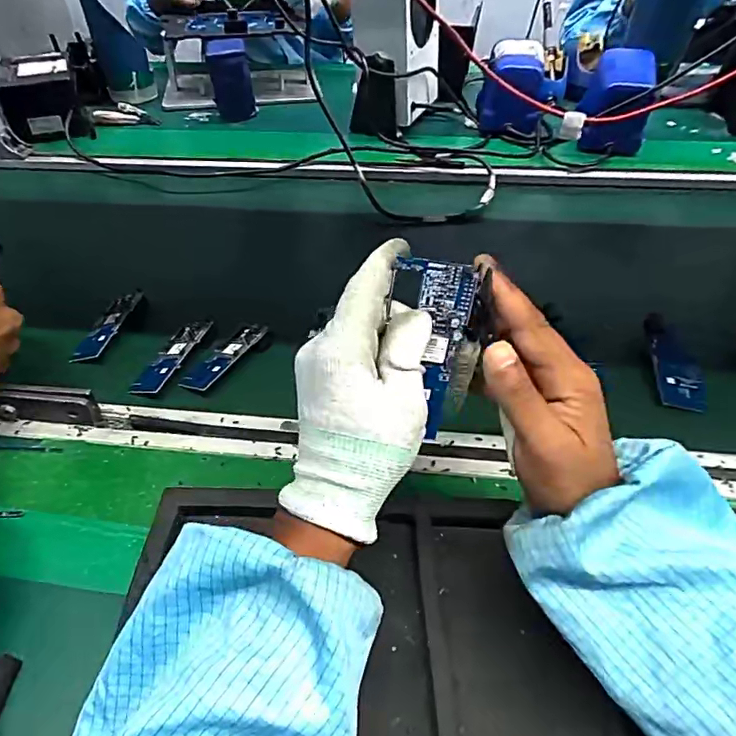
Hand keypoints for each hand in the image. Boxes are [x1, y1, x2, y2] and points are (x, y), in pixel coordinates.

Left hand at [277, 238, 432, 547]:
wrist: (334, 487)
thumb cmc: (373, 449)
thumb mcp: (405, 396)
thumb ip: (407, 347)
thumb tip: (412, 318)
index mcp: (340, 349)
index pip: (361, 289)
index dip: (382, 263)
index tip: (398, 248)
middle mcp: (318, 349)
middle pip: (357, 306)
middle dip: (390, 303)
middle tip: (424, 317)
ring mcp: (311, 362)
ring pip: (350, 326)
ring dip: (380, 326)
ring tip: (411, 345)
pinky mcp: (312, 376)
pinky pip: (343, 344)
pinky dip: (368, 342)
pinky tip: (389, 359)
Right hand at [475, 256, 619, 515]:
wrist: (586, 515)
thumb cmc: (569, 481)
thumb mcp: (542, 439)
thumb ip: (518, 394)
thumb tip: (494, 347)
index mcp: (569, 377)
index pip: (534, 328)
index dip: (508, 296)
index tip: (485, 268)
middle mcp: (563, 374)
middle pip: (527, 329)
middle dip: (500, 300)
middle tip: (470, 274)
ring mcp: (552, 386)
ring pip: (518, 345)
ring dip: (493, 323)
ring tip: (464, 302)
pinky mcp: (539, 400)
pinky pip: (512, 367)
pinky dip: (490, 353)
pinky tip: (470, 348)